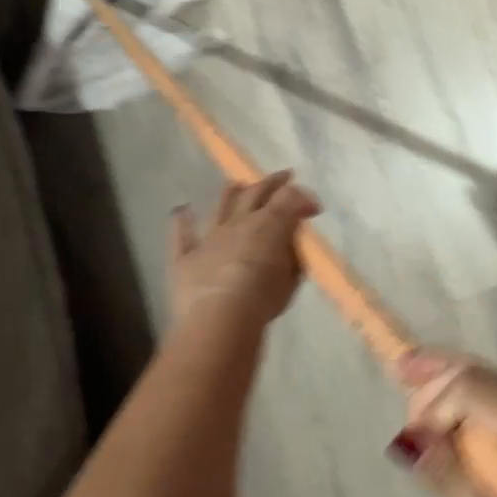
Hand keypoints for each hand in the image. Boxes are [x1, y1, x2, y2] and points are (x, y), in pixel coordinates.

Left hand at [168, 170, 321, 328]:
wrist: (218, 320)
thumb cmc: (263, 299)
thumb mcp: (293, 275)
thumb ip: (293, 252)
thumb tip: (290, 240)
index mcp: (270, 224)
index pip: (291, 197)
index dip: (304, 198)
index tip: (315, 210)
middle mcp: (239, 222)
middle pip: (257, 192)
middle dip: (273, 182)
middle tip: (285, 177)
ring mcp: (210, 237)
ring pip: (221, 205)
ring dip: (231, 192)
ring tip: (238, 184)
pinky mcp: (184, 256)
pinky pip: (181, 235)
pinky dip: (181, 221)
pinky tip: (181, 211)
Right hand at [397, 352, 496, 496]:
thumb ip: (447, 472)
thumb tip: (410, 439)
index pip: (464, 385)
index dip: (430, 405)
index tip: (413, 439)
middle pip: (468, 369)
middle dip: (430, 382)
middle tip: (404, 409)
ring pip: (476, 370)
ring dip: (441, 377)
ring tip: (406, 384)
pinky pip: (486, 383)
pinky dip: (457, 384)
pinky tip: (434, 389)